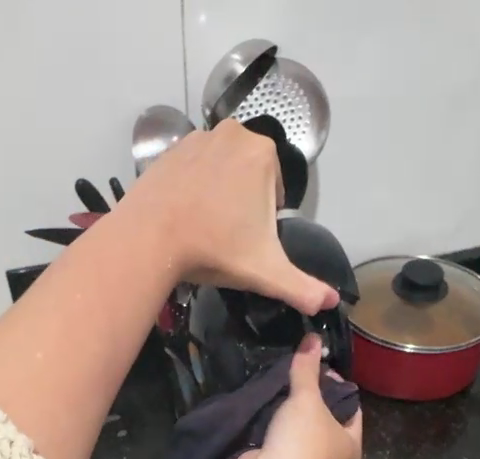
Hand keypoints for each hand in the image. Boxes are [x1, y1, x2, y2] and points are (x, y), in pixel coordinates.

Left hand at [118, 120, 338, 315]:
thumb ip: (302, 288)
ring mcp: (197, 138)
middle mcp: (232, 134)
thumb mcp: (266, 273)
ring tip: (205, 228)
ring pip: (220, 171)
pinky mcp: (169, 151)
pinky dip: (192, 190)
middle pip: (249, 176)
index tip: (249, 239)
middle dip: (243, 203)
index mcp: (263, 153)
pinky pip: (192, 171)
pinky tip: (184, 217)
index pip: (276, 188)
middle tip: (226, 236)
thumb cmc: (214, 250)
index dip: (266, 218)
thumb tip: (330, 303)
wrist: (149, 239)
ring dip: (218, 194)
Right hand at [232, 334, 362, 458]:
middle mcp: (328, 453)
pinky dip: (264, 421)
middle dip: (306, 395)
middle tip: (292, 368)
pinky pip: (271, 435)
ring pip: (293, 425)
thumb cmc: (303, 443)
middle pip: (320, 415)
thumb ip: (307, 370)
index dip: (337, 385)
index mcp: (349, 442)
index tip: (319, 367)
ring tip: (272, 379)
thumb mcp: (308, 399)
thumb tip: (313, 338)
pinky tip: (256, 399)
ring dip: (282, 407)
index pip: (350, 407)